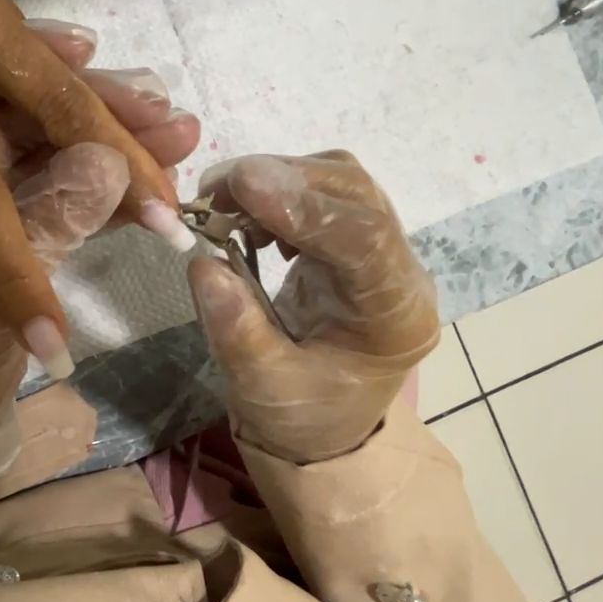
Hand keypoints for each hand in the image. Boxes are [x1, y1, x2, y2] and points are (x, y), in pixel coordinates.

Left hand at [0, 25, 201, 429]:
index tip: (113, 77)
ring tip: (181, 130)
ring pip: (58, 147)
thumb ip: (39, 230)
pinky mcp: (25, 215)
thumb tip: (104, 167)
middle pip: (31, 114)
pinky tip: (158, 170)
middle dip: (102, 111)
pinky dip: (115, 183)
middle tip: (166, 108)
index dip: (53, 88)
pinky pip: (72, 187)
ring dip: (119, 140)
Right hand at [186, 152, 438, 463]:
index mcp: (394, 317)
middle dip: (283, 179)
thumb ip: (236, 329)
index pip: (366, 241)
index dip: (305, 208)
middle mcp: (400, 272)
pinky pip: (320, 190)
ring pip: (339, 181)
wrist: (320, 423)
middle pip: (356, 195)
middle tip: (216, 191)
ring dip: (276, 178)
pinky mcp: (351, 238)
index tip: (243, 186)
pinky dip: (276, 189)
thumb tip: (203, 262)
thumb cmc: (300, 415)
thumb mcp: (261, 386)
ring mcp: (379, 249)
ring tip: (222, 203)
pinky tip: (245, 216)